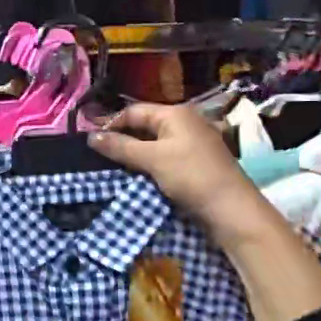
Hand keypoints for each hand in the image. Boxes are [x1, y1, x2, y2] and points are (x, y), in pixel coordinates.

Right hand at [88, 102, 265, 234]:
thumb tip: (90, 136)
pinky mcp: (197, 160)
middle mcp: (186, 121)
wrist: (230, 209)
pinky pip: (166, 155)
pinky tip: (140, 175)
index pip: (134, 111)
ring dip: (136, 153)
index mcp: (175, 113)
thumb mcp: (152, 159)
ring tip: (116, 166)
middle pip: (145, 125)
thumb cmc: (190, 176)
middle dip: (123, 139)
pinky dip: (150, 162)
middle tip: (101, 156)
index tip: (92, 143)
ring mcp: (194, 141)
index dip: (111, 124)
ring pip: (155, 142)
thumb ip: (120, 146)